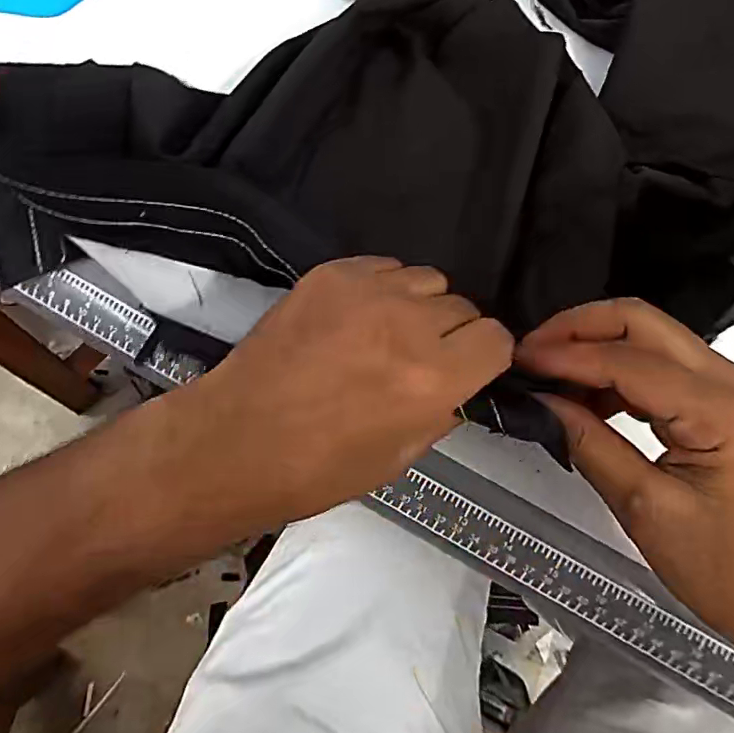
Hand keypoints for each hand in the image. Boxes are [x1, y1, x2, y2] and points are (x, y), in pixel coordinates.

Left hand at [145, 256, 513, 531]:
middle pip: (462, 304)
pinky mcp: (329, 274)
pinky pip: (381, 266)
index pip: (496, 338)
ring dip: (416, 305)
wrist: (237, 438)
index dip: (484, 356)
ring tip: (383, 332)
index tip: (466, 367)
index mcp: (432, 377)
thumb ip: (441, 409)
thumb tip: (458, 383)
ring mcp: (364, 291)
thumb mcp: (399, 457)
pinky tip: (353, 316)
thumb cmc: (317, 466)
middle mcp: (406, 323)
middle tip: (416, 356)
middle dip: (450, 332)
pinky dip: (380, 288)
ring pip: (425, 278)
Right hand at [515, 298, 733, 660]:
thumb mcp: (648, 509)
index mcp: (721, 410)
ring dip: (594, 346)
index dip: (564, 355)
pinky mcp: (720, 405)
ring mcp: (729, 391)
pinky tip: (585, 396)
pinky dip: (614, 370)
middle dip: (577, 328)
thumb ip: (589, 445)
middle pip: (638, 321)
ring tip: (551, 375)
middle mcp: (731, 386)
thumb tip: (545, 403)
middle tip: (532, 350)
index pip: (624, 359)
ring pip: (646, 336)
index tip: (522, 360)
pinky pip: (657, 365)